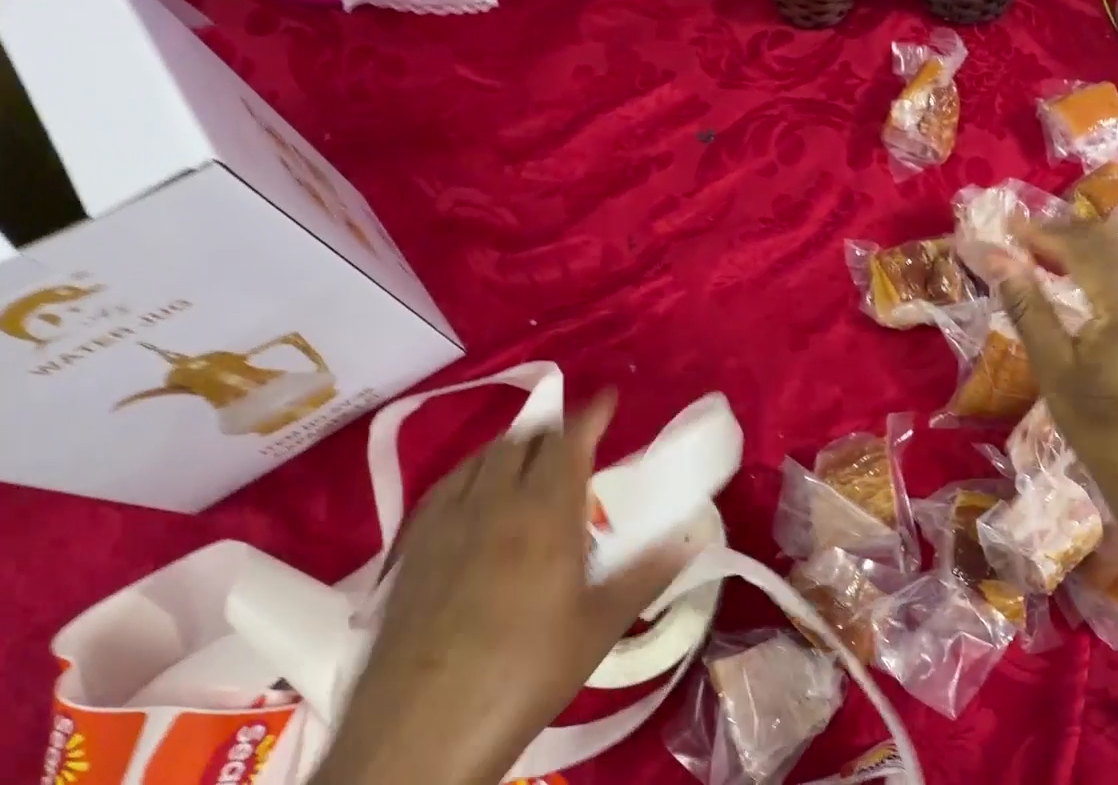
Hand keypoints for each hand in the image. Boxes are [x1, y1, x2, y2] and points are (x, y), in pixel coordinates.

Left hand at [314, 392, 695, 784]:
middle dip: (555, 426)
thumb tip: (693, 535)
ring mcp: (447, 523)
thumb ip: (648, 571)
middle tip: (578, 435)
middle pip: (524, 441)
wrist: (423, 728)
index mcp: (545, 512)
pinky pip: (448, 485)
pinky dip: (475, 470)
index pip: (569, 441)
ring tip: (534, 454)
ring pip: (484, 458)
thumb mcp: (601, 624)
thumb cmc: (527, 670)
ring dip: (515, 443)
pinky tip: (478, 491)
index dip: (590, 414)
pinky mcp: (413, 549)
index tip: (609, 398)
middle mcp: (494, 502)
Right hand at [993, 219, 1117, 501]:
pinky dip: (1117, 269)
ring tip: (1051, 257)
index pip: (1080, 247)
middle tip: (1023, 240)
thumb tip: (995, 257)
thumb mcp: (1054, 368)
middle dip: (1065, 236)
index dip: (1041, 233)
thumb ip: (1027, 305)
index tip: (1006, 228)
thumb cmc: (1100, 429)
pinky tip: (1093, 283)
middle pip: (1109, 244)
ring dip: (1091, 250)